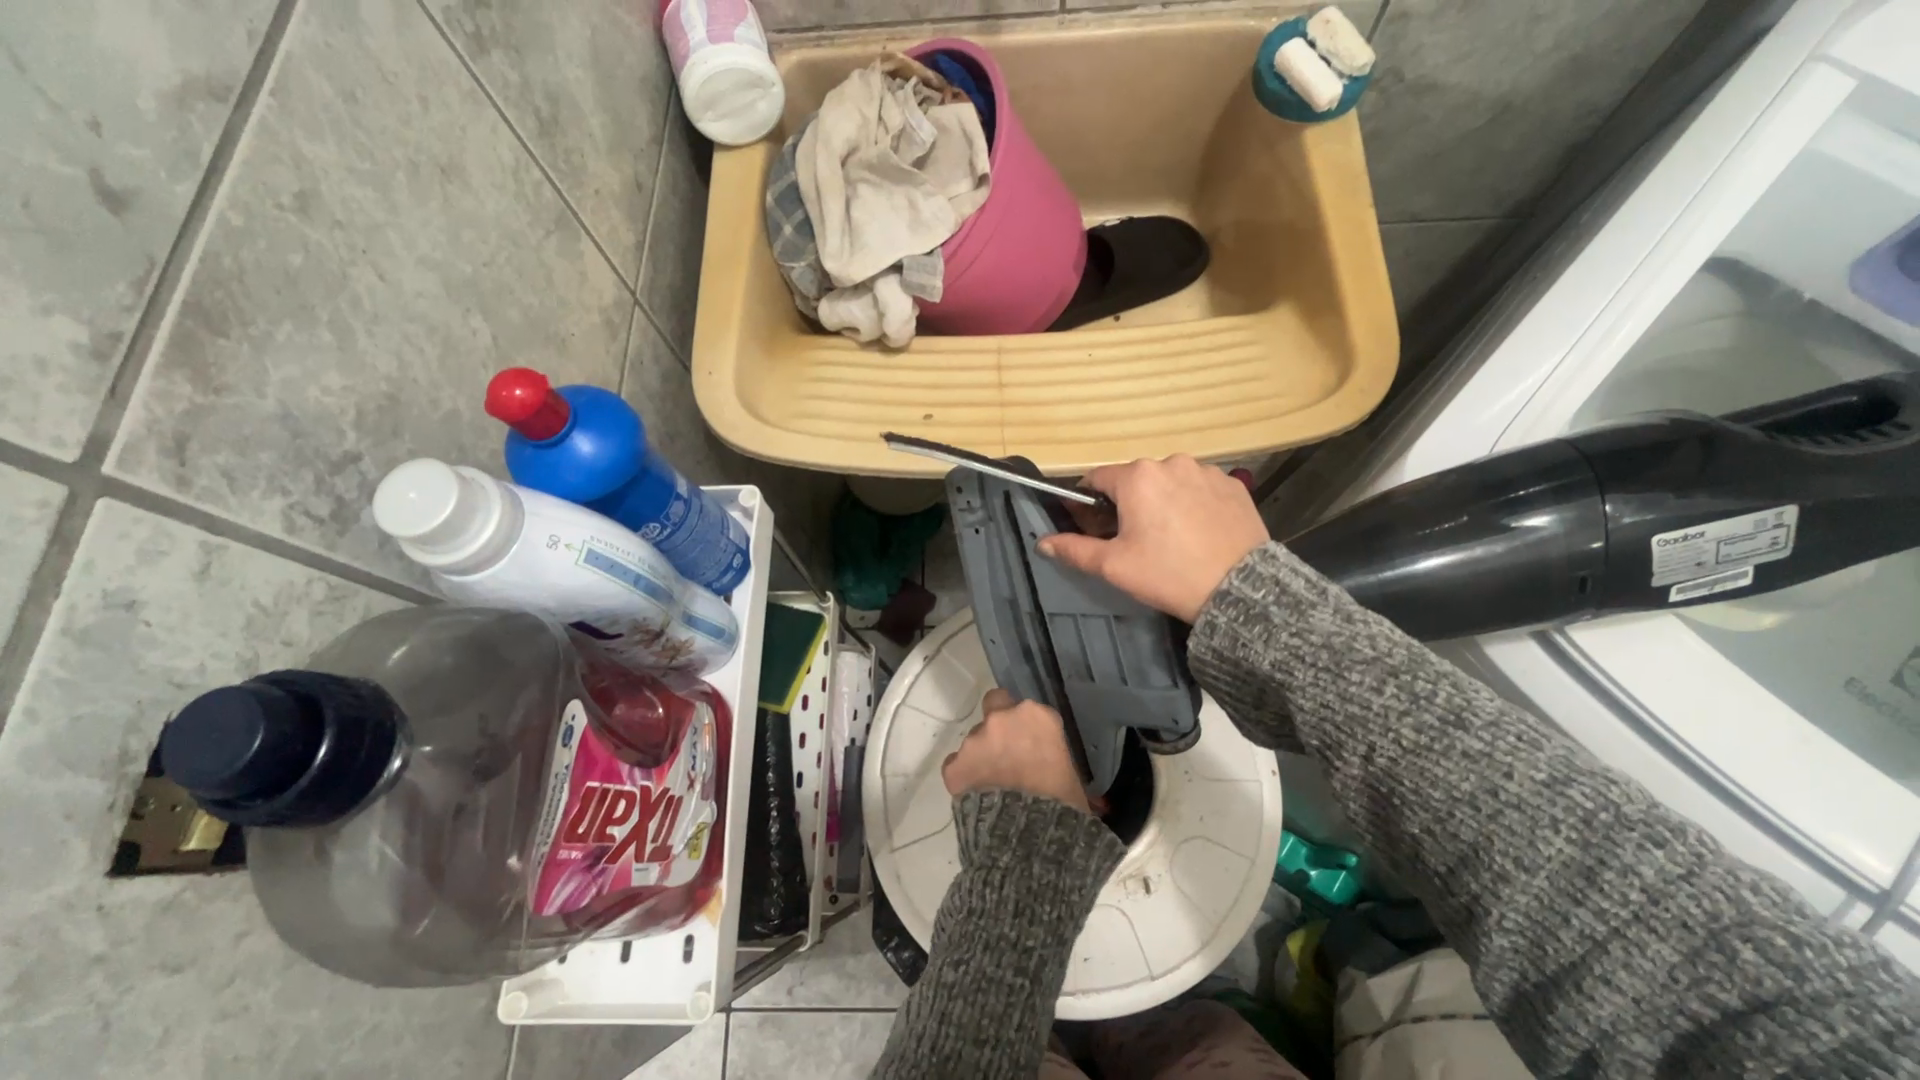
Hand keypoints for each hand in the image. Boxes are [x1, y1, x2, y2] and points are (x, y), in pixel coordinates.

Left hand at [942, 690, 1088, 813]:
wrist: (1030, 831)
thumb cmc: (1062, 801)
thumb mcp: (1069, 770)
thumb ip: (1051, 755)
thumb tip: (1049, 767)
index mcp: (1036, 716)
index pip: (1027, 708)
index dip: (1026, 725)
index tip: (1029, 742)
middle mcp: (1002, 719)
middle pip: (995, 704)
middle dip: (998, 722)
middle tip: (1005, 749)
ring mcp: (975, 740)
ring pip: (975, 739)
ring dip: (981, 753)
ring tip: (992, 783)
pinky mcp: (955, 764)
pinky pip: (956, 764)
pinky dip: (963, 774)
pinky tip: (975, 793)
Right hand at [1039, 455, 1268, 622]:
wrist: (1239, 589)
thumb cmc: (1168, 575)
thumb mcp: (1114, 567)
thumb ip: (1074, 550)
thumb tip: (1042, 542)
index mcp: (1137, 477)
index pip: (1097, 479)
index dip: (1090, 503)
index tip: (1095, 528)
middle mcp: (1171, 462)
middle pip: (1135, 480)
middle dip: (1129, 503)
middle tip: (1136, 541)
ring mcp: (1206, 471)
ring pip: (1170, 482)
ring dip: (1164, 501)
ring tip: (1173, 538)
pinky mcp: (1234, 484)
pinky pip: (1201, 488)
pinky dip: (1194, 504)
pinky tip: (1199, 533)